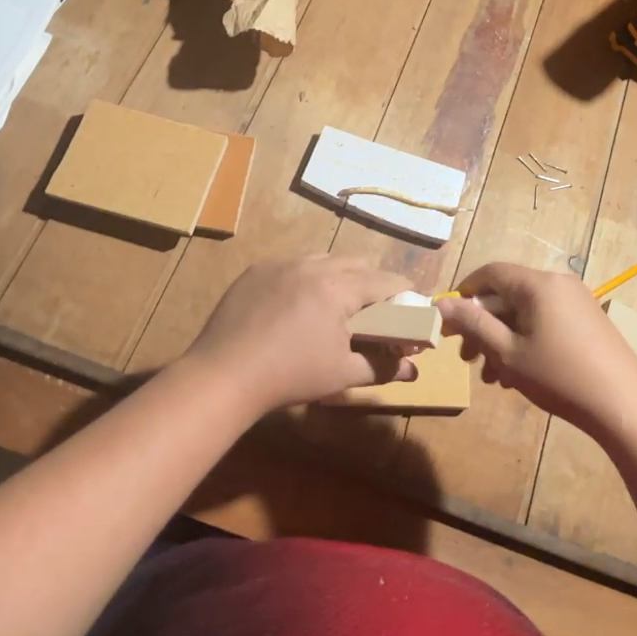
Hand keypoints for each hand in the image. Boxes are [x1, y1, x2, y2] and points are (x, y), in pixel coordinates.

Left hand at [183, 256, 417, 414]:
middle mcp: (312, 266)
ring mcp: (281, 264)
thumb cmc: (290, 376)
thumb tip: (414, 371)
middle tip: (375, 310)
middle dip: (372, 282)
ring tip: (336, 306)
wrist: (223, 375)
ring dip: (339, 276)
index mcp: (338, 288)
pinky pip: (293, 265)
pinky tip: (298, 306)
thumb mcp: (342, 374)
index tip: (413, 305)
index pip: (385, 281)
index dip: (404, 292)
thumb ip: (382, 367)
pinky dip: (306, 279)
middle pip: (357, 262)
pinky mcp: (256, 271)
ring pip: (324, 259)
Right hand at [434, 262, 636, 434]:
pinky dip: (525, 341)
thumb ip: (474, 324)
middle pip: (508, 295)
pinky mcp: (587, 320)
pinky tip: (516, 375)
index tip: (447, 322)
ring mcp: (576, 301)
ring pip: (525, 313)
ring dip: (502, 340)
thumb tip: (442, 303)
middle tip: (466, 358)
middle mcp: (558, 284)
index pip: (491, 273)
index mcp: (538, 284)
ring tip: (491, 377)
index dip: (464, 293)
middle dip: (482, 326)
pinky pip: (545, 321)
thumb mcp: (508, 353)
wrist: (622, 405)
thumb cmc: (559, 376)